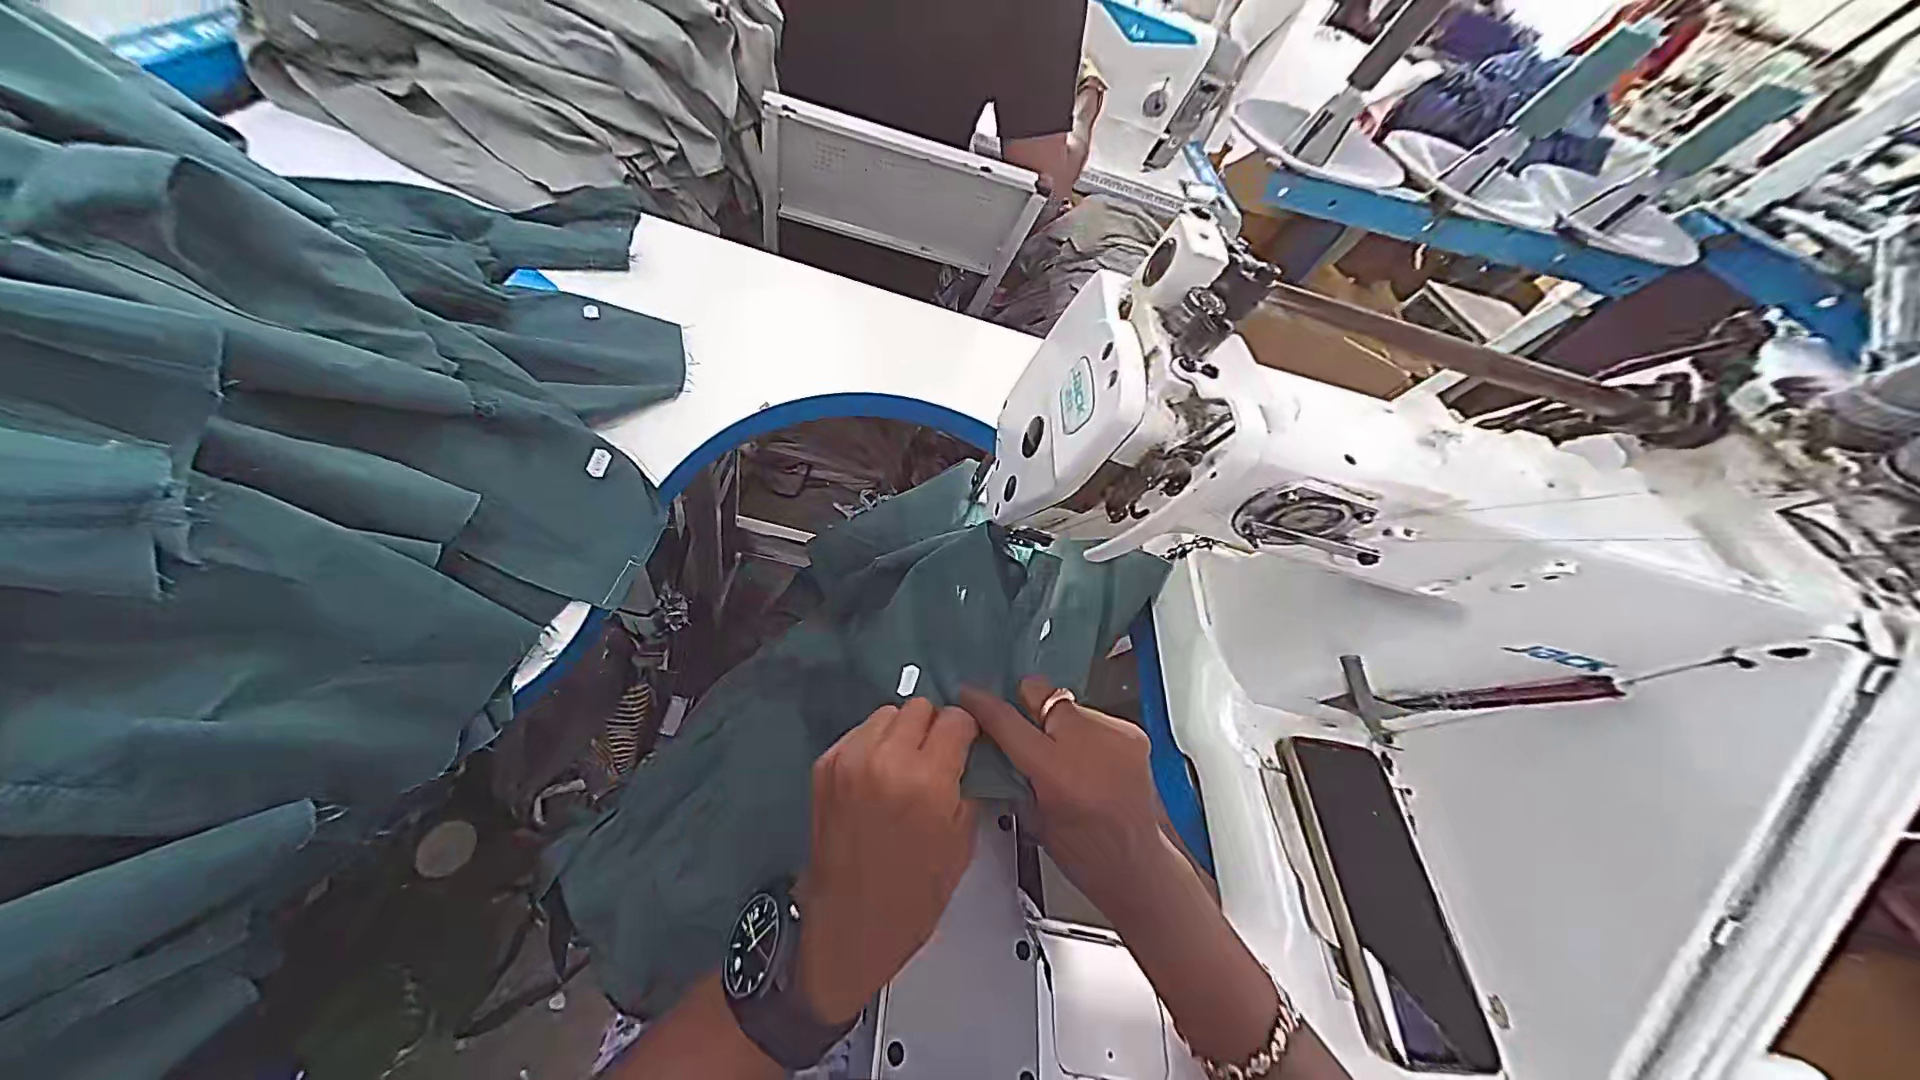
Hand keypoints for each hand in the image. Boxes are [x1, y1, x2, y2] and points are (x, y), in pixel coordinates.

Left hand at [795, 699, 978, 1025]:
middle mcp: (885, 760)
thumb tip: (968, 753)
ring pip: (888, 713)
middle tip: (936, 755)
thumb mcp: (961, 840)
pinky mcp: (825, 766)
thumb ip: (967, 783)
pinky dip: (874, 744)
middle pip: (920, 707)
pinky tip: (880, 774)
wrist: (849, 926)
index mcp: (926, 780)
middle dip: (934, 728)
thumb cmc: (910, 895)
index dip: (966, 731)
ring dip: (902, 732)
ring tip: (905, 764)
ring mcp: (850, 760)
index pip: (956, 718)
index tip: (965, 743)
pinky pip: (860, 732)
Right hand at [959, 678, 1171, 921]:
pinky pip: (1093, 716)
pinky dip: (1084, 731)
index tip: (967, 694)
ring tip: (1063, 753)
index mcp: (1057, 771)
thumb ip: (1012, 770)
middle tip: (1024, 729)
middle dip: (1026, 706)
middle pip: (1039, 692)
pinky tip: (1087, 758)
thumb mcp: (1031, 816)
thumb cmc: (1084, 855)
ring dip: (1057, 721)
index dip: (981, 704)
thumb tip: (993, 737)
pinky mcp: (1133, 732)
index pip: (1006, 720)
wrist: (1139, 868)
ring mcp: (1114, 734)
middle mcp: (1088, 743)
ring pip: (1066, 703)